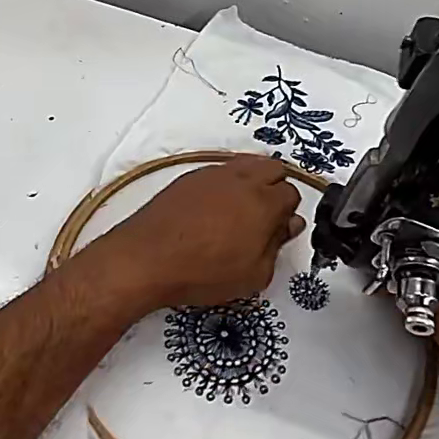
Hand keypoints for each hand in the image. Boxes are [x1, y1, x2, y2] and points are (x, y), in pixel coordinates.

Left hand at [68, 155, 304, 314]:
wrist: (147, 259)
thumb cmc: (201, 272)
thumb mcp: (252, 274)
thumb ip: (276, 246)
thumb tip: (287, 226)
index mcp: (263, 202)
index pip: (291, 193)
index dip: (288, 212)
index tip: (279, 229)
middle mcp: (240, 179)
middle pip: (273, 168)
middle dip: (276, 187)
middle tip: (266, 215)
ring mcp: (212, 174)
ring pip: (246, 163)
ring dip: (252, 179)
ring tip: (241, 210)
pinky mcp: (189, 177)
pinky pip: (219, 170)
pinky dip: (227, 182)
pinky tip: (216, 207)